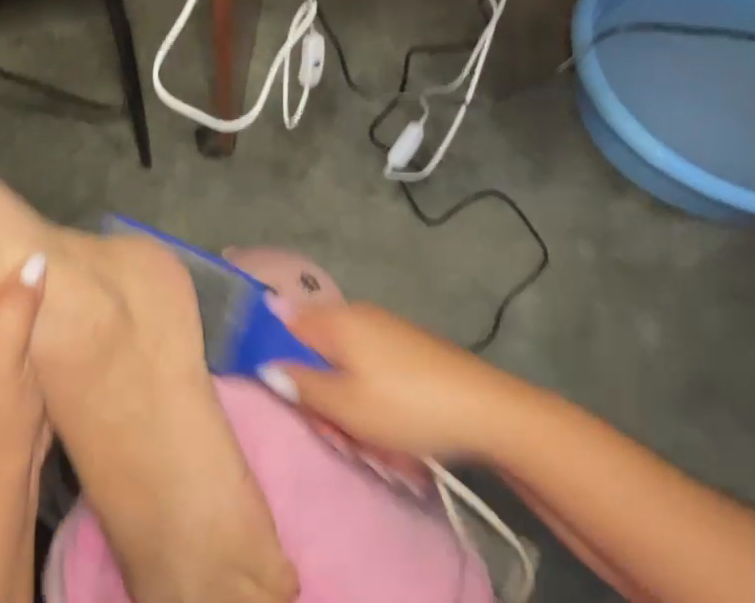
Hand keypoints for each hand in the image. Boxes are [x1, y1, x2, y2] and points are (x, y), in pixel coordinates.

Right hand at [259, 300, 525, 460]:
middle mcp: (357, 315)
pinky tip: (387, 430)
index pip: (283, 320)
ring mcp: (386, 331)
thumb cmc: (407, 406)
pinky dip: (369, 399)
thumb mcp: (345, 405)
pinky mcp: (408, 350)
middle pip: (314, 348)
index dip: (269, 349)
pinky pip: (369, 370)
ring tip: (365, 438)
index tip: (274, 387)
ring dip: (344, 402)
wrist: (490, 412)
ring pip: (342, 365)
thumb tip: (263, 365)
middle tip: (332, 429)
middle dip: (316, 390)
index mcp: (336, 320)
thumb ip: (300, 384)